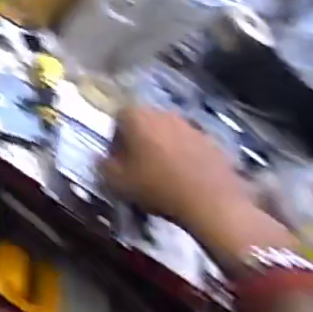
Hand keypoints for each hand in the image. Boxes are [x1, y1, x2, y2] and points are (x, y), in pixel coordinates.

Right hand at [102, 107, 263, 233]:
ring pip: (168, 133)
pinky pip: (189, 145)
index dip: (115, 142)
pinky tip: (187, 180)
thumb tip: (100, 159)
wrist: (211, 200)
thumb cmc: (157, 187)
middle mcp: (161, 111)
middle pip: (143, 123)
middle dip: (140, 142)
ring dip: (163, 148)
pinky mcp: (210, 138)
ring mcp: (188, 123)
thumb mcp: (120, 183)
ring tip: (165, 176)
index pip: (117, 120)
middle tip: (139, 169)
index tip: (119, 163)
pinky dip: (185, 157)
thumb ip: (104, 167)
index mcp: (135, 115)